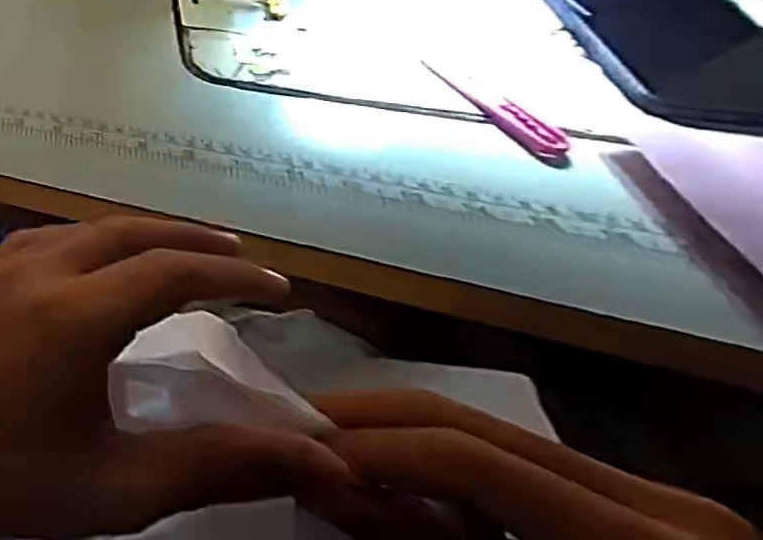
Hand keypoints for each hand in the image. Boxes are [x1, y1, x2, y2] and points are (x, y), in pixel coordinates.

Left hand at [0, 218, 353, 538]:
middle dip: (188, 238)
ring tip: (181, 251)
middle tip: (241, 255)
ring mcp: (1, 266)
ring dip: (136, 234)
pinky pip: (46, 237)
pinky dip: (90, 239)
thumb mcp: (119, 484)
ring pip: (82, 229)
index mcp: (73, 314)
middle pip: (125, 233)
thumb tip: (314, 452)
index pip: (169, 274)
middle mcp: (37, 272)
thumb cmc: (10, 476)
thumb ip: (217, 462)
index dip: (232, 277)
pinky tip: (99, 259)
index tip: (281, 290)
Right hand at [308, 389, 754, 539]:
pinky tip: (402, 490)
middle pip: (459, 418)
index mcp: (646, 538)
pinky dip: (440, 470)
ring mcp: (649, 497)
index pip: (467, 454)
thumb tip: (320, 484)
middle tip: (290, 433)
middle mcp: (655, 498)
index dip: (369, 449)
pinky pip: (507, 461)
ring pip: (475, 429)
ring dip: (392, 440)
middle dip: (362, 422)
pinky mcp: (633, 507)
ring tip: (334, 458)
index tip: (295, 458)